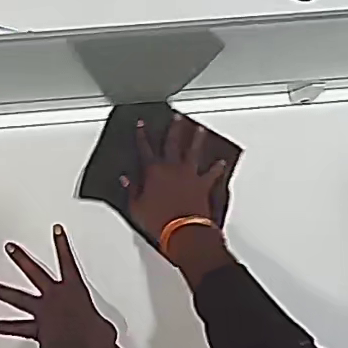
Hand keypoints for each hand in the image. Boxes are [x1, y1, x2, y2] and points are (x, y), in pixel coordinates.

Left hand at [0, 225, 127, 347]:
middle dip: (21, 258)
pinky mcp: (34, 328)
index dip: (62, 243)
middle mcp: (54, 296)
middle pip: (34, 272)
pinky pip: (19, 327)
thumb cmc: (89, 337)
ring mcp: (41, 311)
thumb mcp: (106, 336)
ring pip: (18, 297)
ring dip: (3, 292)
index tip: (56, 229)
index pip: (68, 260)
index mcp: (73, 289)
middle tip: (10, 247)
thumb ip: (108, 342)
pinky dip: (8, 327)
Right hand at [123, 115, 230, 255]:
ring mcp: (189, 174)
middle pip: (172, 142)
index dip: (141, 134)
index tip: (141, 124)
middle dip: (173, 128)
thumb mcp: (136, 207)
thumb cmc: (159, 221)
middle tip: (176, 117)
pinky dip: (217, 167)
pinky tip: (221, 161)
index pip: (144, 147)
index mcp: (153, 171)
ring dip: (196, 139)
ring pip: (193, 151)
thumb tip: (126, 179)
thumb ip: (132, 190)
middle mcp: (172, 168)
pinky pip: (212, 173)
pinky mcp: (203, 184)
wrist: (183, 231)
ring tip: (199, 129)